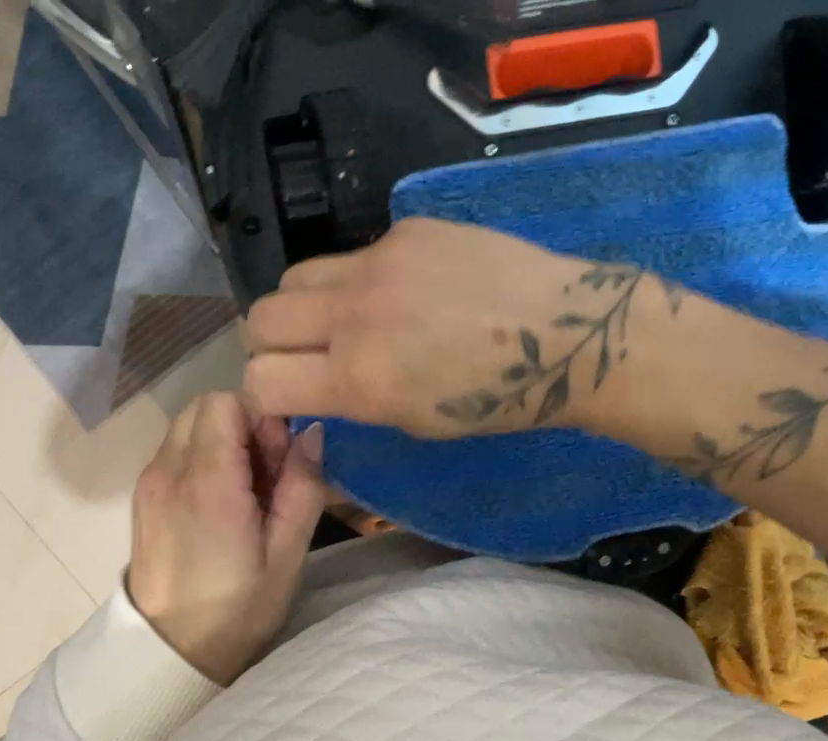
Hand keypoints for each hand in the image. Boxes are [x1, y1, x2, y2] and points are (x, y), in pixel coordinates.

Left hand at [128, 392, 326, 684]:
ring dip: (224, 444)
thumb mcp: (286, 555)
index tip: (281, 462)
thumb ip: (303, 487)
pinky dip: (204, 461)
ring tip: (247, 495)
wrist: (170, 654)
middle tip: (268, 477)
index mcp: (206, 481)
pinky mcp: (143, 498)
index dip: (261, 420)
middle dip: (243, 427)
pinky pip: (176, 454)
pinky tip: (222, 506)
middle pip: (205, 407)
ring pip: (189, 428)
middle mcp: (167, 470)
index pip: (227, 402)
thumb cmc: (237, 610)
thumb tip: (312, 432)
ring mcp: (149, 483)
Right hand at [244, 218, 687, 437]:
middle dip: (273, 344)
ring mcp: (377, 265)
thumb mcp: (415, 422)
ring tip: (345, 320)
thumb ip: (353, 402)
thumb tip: (314, 387)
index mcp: (358, 380)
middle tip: (308, 355)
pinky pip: (352, 256)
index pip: (259, 379)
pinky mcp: (405, 230)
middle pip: (261, 318)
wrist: (569, 335)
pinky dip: (360, 280)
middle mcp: (353, 317)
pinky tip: (404, 293)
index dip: (265, 394)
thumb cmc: (498, 401)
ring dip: (304, 305)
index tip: (288, 395)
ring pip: (295, 277)